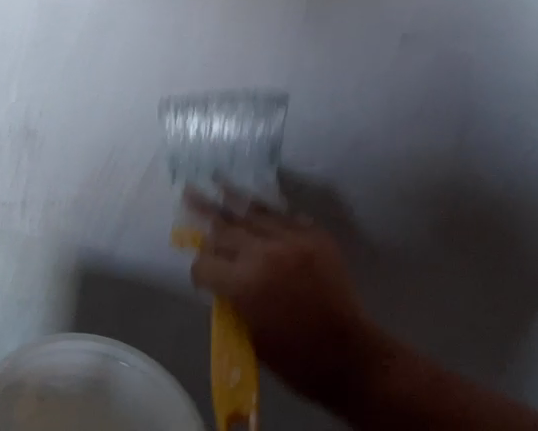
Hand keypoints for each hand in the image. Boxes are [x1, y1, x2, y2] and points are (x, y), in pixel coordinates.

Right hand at [183, 186, 393, 408]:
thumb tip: (220, 277)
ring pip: (254, 212)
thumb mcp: (249, 334)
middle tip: (188, 195)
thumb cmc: (295, 358)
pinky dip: (269, 215)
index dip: (199, 270)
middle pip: (224, 228)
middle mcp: (264, 253)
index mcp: (243, 283)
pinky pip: (285, 216)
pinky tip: (257, 207)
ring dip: (232, 199)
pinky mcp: (315, 236)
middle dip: (205, 216)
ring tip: (215, 180)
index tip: (202, 276)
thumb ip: (231, 299)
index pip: (205, 263)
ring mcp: (292, 240)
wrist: (350, 355)